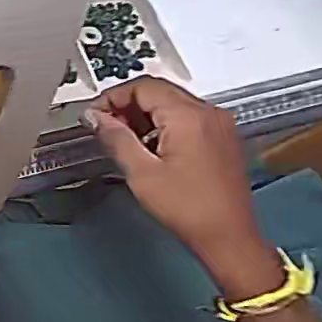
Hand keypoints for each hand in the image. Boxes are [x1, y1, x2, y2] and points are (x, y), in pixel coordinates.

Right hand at [86, 77, 281, 296]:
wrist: (227, 234)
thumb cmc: (187, 208)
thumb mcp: (141, 173)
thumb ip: (116, 139)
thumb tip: (97, 117)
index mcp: (188, 116)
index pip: (144, 87)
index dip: (113, 97)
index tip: (94, 116)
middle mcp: (208, 112)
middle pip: (160, 91)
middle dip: (128, 105)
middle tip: (104, 127)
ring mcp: (218, 124)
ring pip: (173, 104)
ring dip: (144, 116)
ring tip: (124, 141)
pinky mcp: (222, 137)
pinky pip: (187, 118)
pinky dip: (164, 125)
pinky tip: (149, 148)